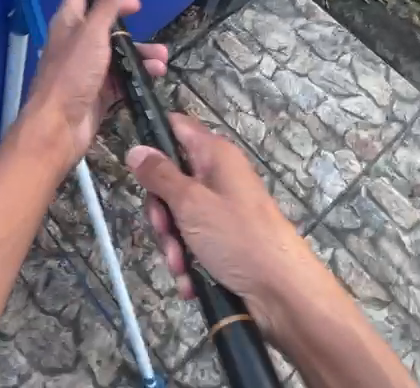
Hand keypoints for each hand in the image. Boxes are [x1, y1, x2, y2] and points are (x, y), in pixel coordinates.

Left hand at [18, 0, 166, 169]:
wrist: (59, 127)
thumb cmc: (72, 74)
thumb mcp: (92, 33)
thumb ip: (105, 3)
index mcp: (69, 22)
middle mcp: (77, 42)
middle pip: (103, 23)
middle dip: (125, 20)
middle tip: (142, 14)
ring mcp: (87, 69)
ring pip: (117, 52)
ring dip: (139, 51)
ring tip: (160, 58)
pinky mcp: (98, 92)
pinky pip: (121, 78)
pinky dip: (138, 75)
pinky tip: (154, 75)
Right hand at [125, 114, 325, 339]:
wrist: (283, 294)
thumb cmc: (238, 237)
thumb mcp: (190, 202)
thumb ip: (159, 175)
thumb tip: (136, 149)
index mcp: (215, 154)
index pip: (177, 126)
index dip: (153, 138)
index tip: (135, 162)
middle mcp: (219, 176)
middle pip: (172, 178)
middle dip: (161, 209)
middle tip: (164, 228)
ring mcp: (222, 209)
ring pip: (179, 214)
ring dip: (173, 241)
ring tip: (180, 264)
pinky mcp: (225, 239)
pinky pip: (194, 240)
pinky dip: (188, 260)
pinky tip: (190, 280)